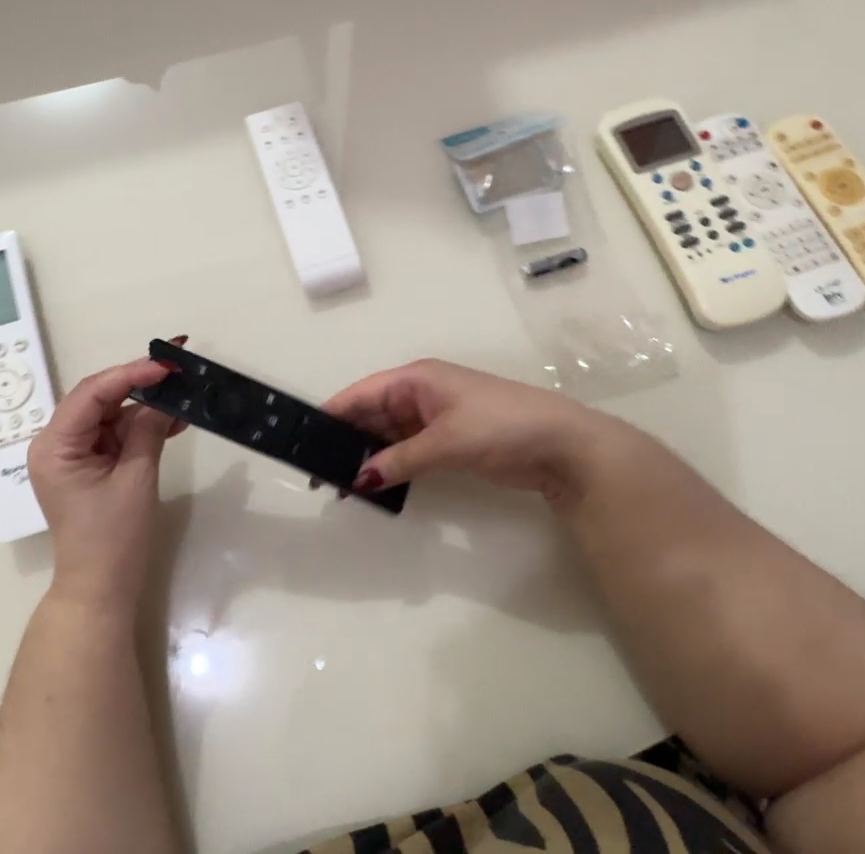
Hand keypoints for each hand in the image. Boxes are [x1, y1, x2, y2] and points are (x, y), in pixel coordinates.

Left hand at [27, 344, 186, 613]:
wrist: (102, 588)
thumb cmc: (113, 538)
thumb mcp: (135, 478)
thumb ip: (147, 430)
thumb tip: (165, 397)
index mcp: (54, 445)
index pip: (91, 394)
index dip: (130, 374)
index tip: (166, 364)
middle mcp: (56, 443)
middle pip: (99, 399)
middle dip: (139, 384)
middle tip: (177, 368)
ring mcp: (72, 454)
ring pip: (110, 413)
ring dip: (145, 406)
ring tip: (183, 394)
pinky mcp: (88, 464)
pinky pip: (115, 434)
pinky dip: (141, 426)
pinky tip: (173, 419)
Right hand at [322, 359, 625, 504]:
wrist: (562, 445)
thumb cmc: (500, 426)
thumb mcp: (445, 442)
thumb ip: (399, 460)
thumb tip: (359, 480)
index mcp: (417, 379)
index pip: (362, 393)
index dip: (333, 413)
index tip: (303, 436)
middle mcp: (420, 395)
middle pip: (371, 415)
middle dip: (346, 440)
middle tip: (319, 471)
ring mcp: (435, 419)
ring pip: (388, 436)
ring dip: (368, 456)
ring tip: (339, 484)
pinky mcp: (449, 443)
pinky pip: (407, 452)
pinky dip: (391, 466)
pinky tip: (374, 485)